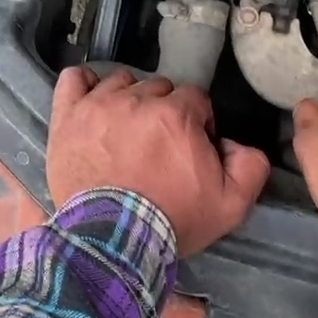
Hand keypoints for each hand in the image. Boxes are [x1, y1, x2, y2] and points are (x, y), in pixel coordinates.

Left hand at [47, 66, 270, 257]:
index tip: (190, 145)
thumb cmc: (170, 219)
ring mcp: (98, 104)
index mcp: (176, 114)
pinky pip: (74, 79)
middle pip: (157, 87)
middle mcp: (136, 99)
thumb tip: (237, 144)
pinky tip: (90, 99)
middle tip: (158, 142)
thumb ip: (249, 166)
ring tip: (125, 128)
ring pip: (120, 81)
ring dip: (127, 97)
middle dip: (163, 109)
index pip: (195, 98)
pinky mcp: (68, 114)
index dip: (197, 120)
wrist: (112, 238)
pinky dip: (82, 83)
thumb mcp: (230, 204)